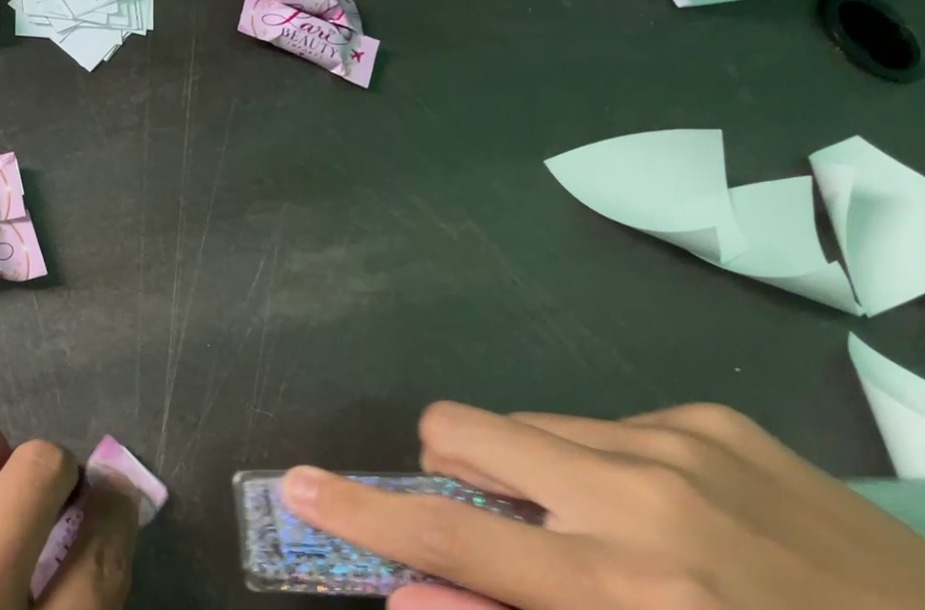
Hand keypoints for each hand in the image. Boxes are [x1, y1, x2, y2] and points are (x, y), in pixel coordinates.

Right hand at [283, 401, 924, 608]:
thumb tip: (408, 594)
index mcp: (631, 589)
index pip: (453, 535)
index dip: (364, 513)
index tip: (299, 487)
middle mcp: (640, 492)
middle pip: (461, 430)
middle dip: (451, 470)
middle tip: (502, 527)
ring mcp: (678, 440)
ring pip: (526, 425)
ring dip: (532, 473)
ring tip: (607, 529)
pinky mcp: (712, 418)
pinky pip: (597, 424)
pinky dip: (598, 465)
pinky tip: (677, 515)